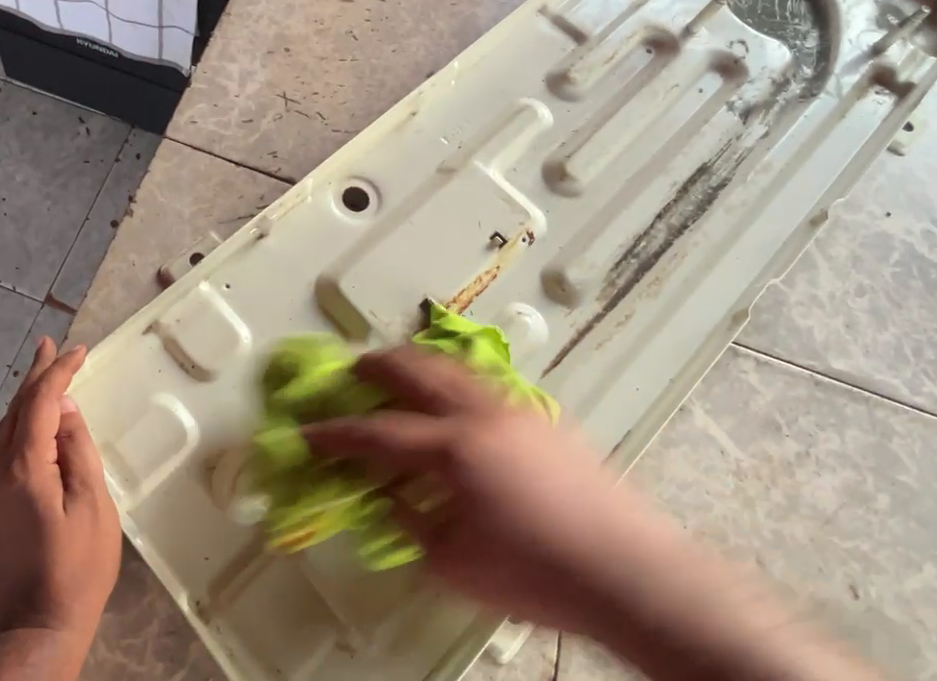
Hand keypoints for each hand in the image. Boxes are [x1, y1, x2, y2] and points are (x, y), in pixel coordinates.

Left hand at [0, 337, 120, 653]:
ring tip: (42, 378)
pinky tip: (26, 426)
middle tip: (49, 345)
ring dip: (24, 400)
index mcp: (23, 466)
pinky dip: (14, 428)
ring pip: (2, 430)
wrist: (35, 627)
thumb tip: (67, 410)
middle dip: (36, 375)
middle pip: (15, 409)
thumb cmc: (76, 568)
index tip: (78, 351)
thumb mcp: (93, 505)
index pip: (41, 401)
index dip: (59, 372)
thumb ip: (78, 451)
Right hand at [304, 347, 883, 680]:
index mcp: (454, 448)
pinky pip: (486, 381)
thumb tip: (390, 499)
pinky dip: (455, 376)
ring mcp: (516, 408)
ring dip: (418, 361)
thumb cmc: (535, 574)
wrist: (629, 571)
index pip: (379, 433)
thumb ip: (412, 525)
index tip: (307, 431)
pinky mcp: (543, 417)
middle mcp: (481, 413)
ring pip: (455, 365)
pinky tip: (454, 394)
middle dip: (377, 365)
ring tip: (398, 366)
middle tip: (352, 368)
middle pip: (416, 370)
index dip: (337, 433)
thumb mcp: (456, 564)